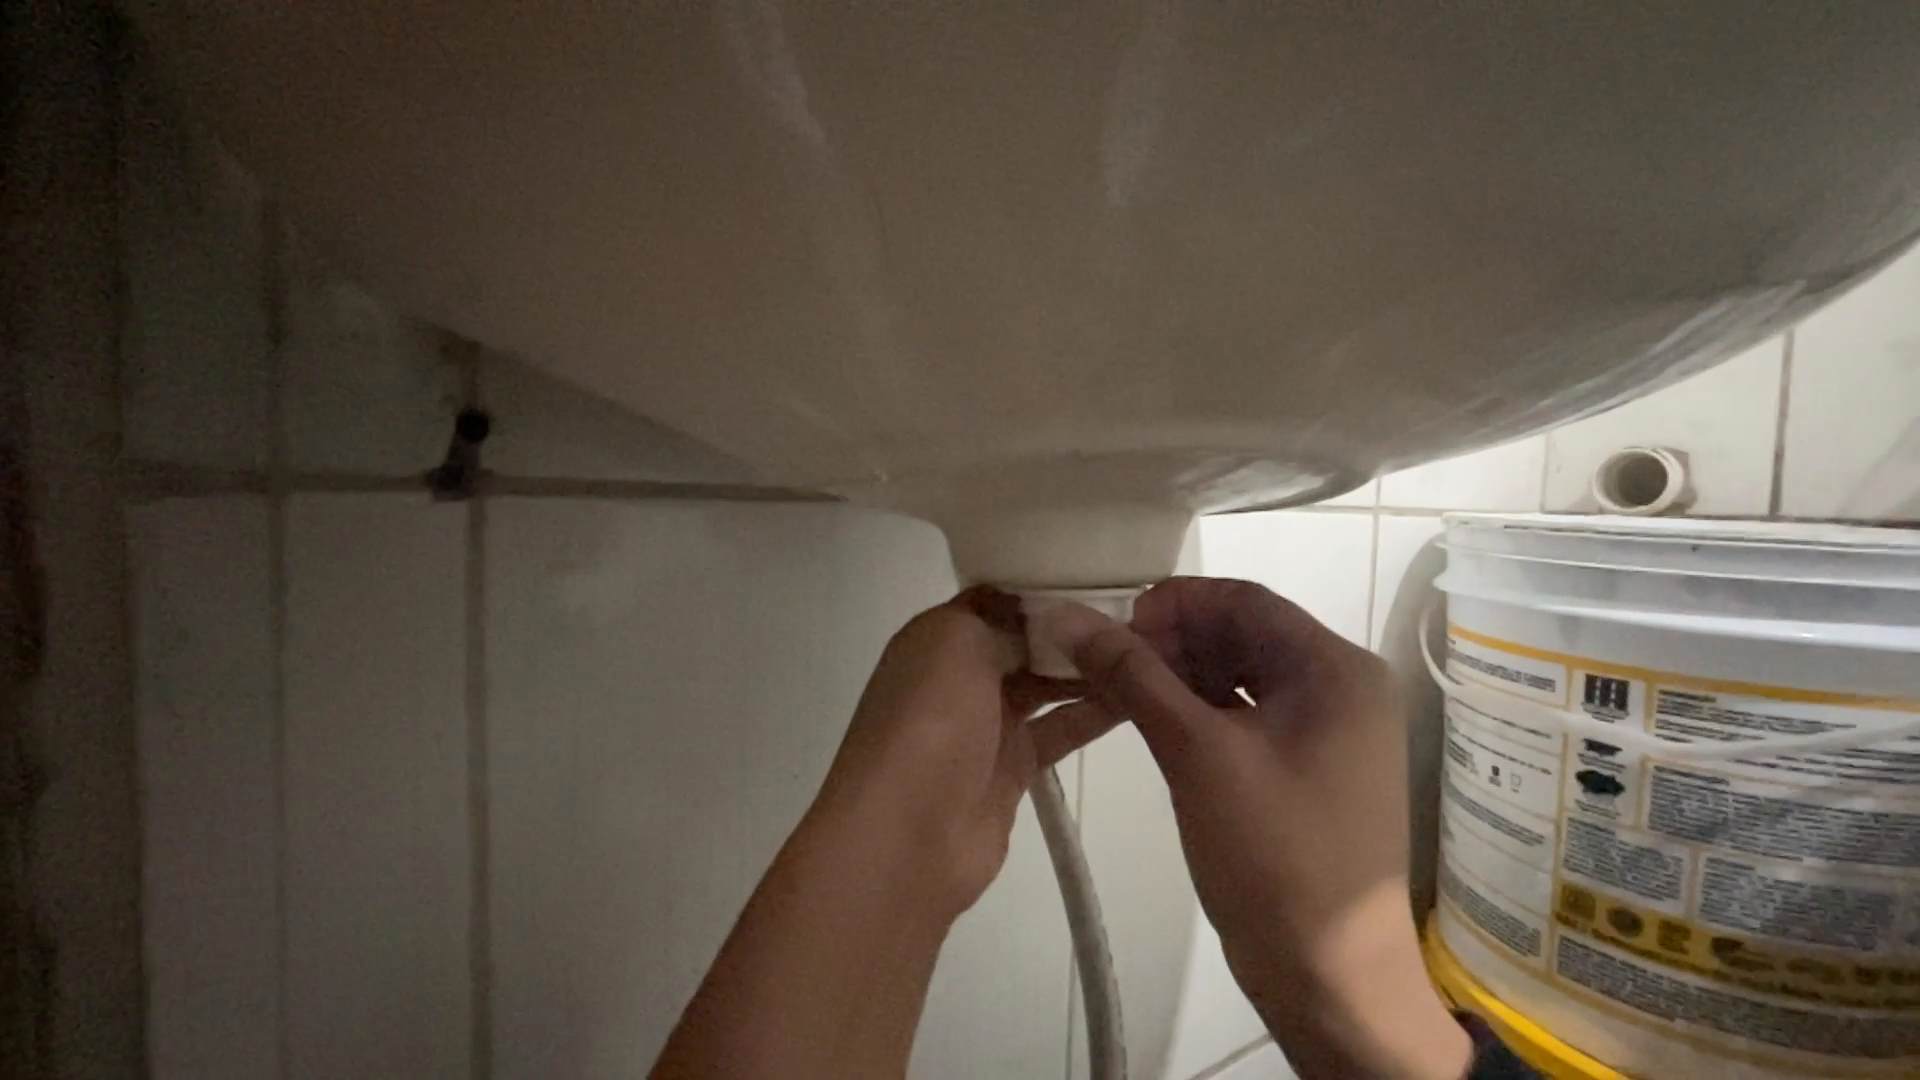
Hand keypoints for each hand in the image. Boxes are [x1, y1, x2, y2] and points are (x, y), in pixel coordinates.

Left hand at [651, 589, 1117, 1079]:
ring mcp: (987, 722)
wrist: (908, 833)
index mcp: (938, 636)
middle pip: (1026, 640)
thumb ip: (1004, 620)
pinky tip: (1142, 694)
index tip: (1101, 573)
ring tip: (1150, 646)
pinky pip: (1060, 727)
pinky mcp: (1014, 765)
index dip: (1043, 587)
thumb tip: (1046, 613)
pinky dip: (1095, 712)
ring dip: (1090, 667)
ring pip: (1047, 682)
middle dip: (1075, 626)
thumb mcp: (959, 643)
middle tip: (1139, 613)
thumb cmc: (929, 720)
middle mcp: (960, 673)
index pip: (997, 598)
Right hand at [1036, 577, 1470, 1079]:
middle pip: (1244, 634)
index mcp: (1337, 670)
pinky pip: (1246, 714)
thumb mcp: (1194, 753)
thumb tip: (1067, 614)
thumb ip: (1131, 675)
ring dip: (1180, 673)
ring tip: (1120, 689)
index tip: (1115, 623)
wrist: (1330, 981)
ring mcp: (1327, 731)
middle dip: (1173, 639)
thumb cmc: (1273, 855)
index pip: (1246, 599)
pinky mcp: (1306, 767)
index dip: (1175, 601)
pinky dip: (1198, 708)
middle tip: (1109, 661)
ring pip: (1241, 674)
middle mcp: (1342, 688)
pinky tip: (1152, 719)